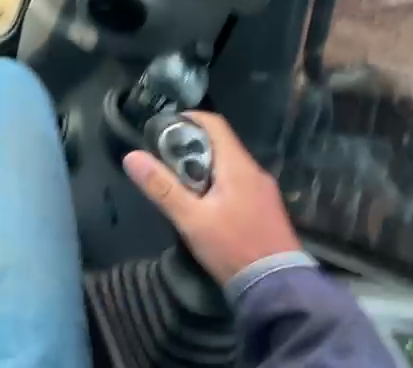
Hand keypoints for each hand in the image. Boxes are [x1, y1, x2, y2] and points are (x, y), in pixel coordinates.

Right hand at [123, 111, 300, 285]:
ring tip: (178, 185)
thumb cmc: (234, 248)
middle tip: (163, 162)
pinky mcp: (266, 210)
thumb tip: (131, 156)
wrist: (281, 292)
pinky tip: (203, 205)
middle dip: (188, 147)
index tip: (162, 131)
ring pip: (226, 165)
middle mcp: (255, 173)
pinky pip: (236, 183)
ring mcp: (264, 192)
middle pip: (218, 144)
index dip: (186, 119)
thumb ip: (161, 187)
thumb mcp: (191, 219)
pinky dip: (216, 184)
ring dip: (201, 168)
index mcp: (239, 167)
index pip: (214, 123)